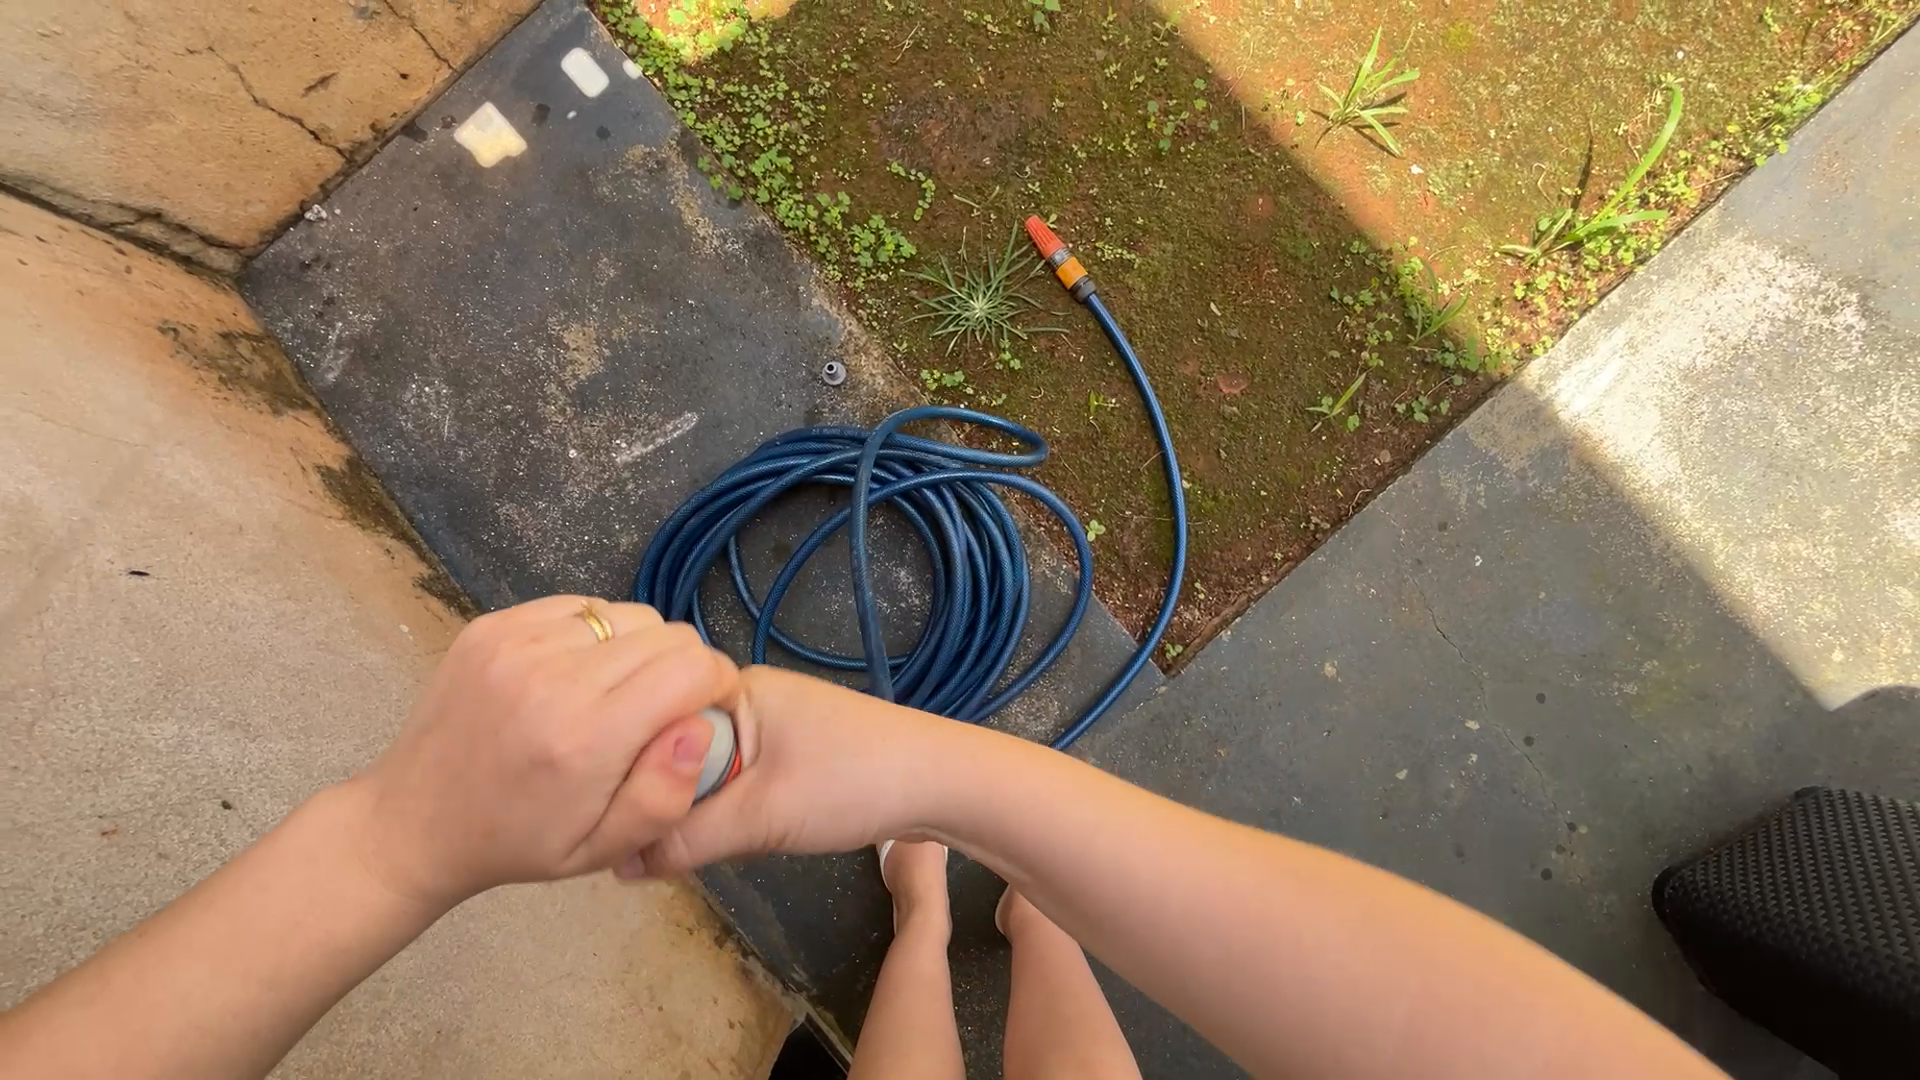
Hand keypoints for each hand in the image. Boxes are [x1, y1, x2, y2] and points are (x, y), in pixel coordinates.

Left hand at [347, 595, 738, 905]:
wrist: (410, 823)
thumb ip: (665, 796)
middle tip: (665, 706)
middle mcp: (553, 676)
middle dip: (687, 667)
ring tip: (617, 689)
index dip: (717, 684)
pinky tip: (579, 670)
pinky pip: (586, 606)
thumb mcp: (602, 850)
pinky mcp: (495, 624)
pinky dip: (601, 633)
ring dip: (644, 648)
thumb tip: (702, 726)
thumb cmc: (519, 841)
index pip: (692, 668)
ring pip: (632, 614)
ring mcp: (517, 641)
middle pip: (670, 635)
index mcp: (585, 737)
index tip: (707, 709)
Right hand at [629, 665, 973, 877]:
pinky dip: (734, 810)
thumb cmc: (848, 782)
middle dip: (668, 801)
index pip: (654, 728)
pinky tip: (731, 838)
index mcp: (734, 690)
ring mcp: (777, 723)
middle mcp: (750, 698)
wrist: (939, 782)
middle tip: (648, 850)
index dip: (632, 780)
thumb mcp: (759, 815)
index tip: (611, 829)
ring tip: (684, 849)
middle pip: (680, 754)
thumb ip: (684, 838)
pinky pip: (744, 780)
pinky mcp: (796, 751)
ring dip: (703, 811)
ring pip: (713, 772)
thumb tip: (617, 861)